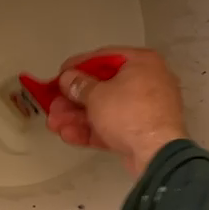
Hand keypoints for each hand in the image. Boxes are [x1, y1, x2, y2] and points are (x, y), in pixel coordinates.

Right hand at [45, 47, 186, 174]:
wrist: (155, 152)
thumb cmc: (130, 113)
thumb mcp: (96, 95)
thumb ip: (78, 85)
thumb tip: (69, 79)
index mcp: (141, 62)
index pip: (103, 58)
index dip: (77, 66)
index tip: (59, 76)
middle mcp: (146, 81)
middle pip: (102, 87)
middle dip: (73, 99)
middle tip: (53, 106)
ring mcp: (144, 109)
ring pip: (104, 109)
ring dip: (77, 117)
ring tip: (55, 125)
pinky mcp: (139, 132)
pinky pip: (112, 126)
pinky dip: (91, 130)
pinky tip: (69, 135)